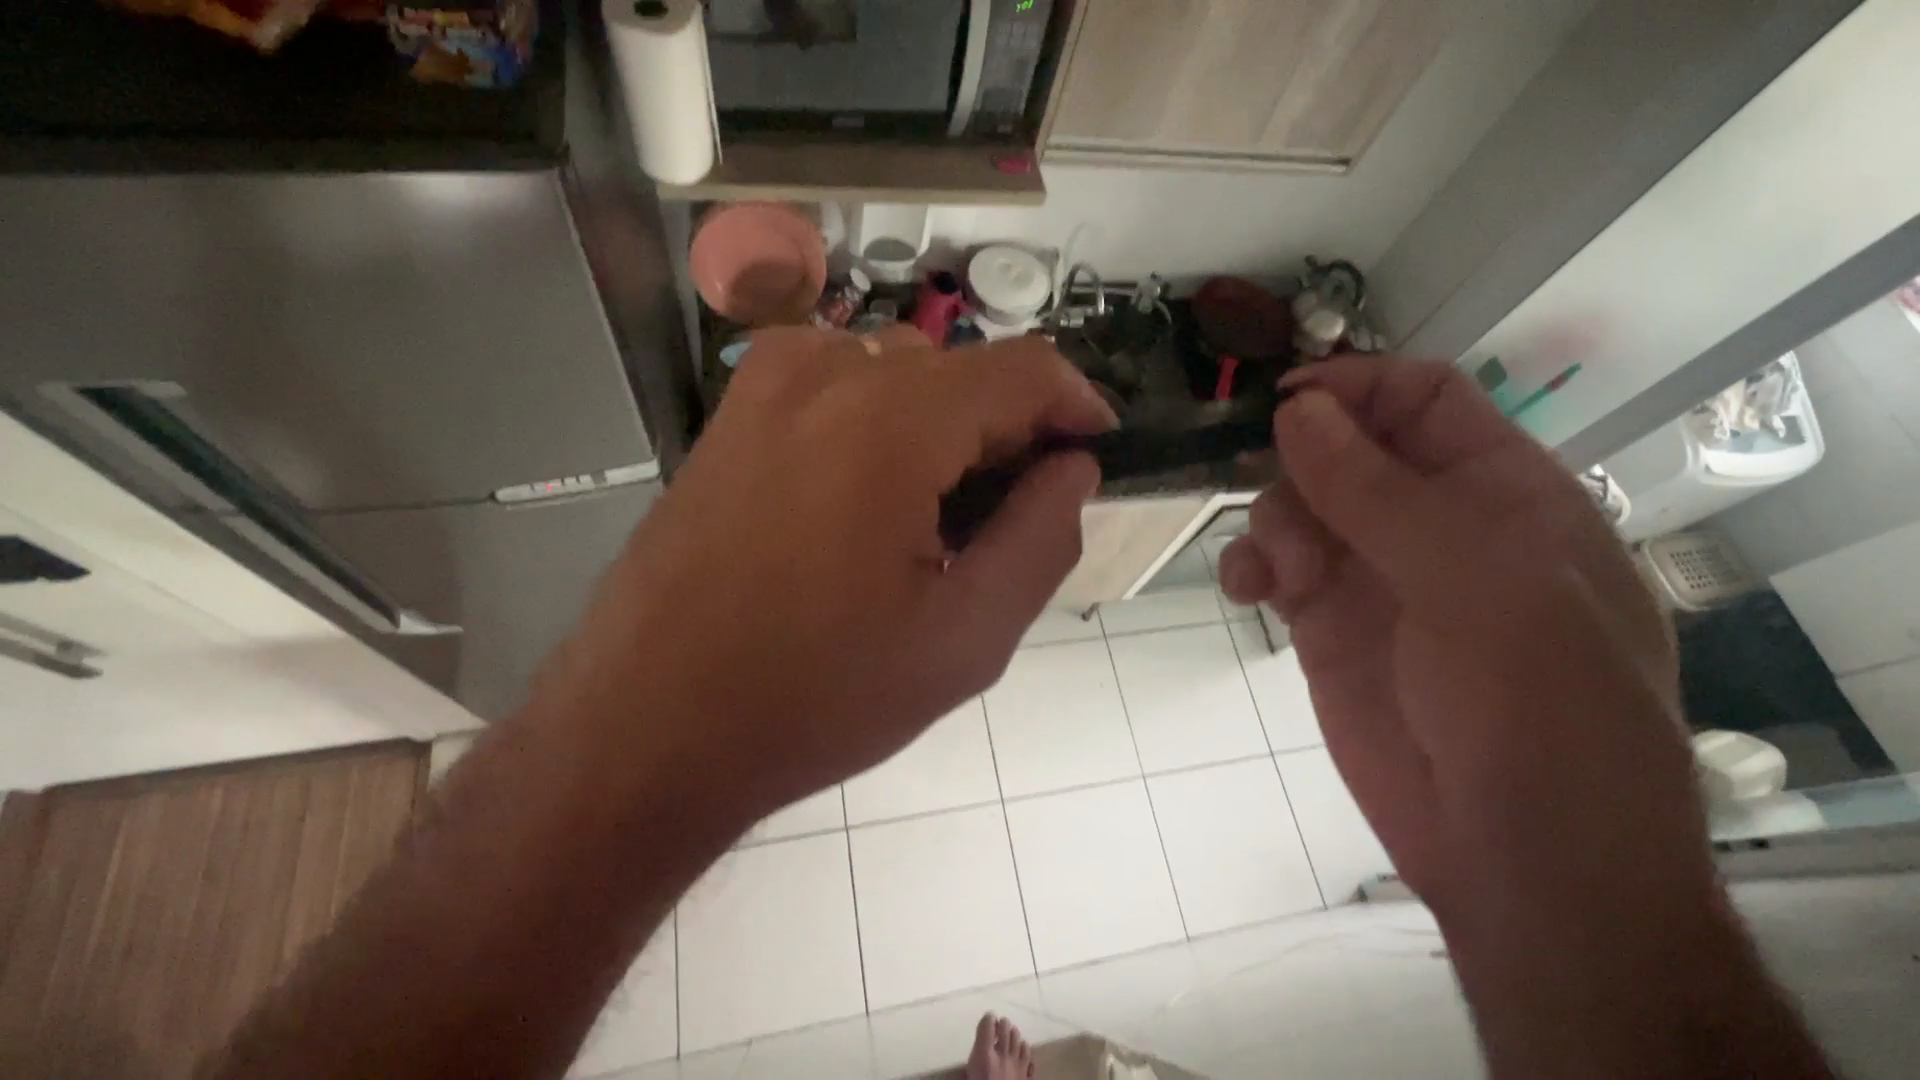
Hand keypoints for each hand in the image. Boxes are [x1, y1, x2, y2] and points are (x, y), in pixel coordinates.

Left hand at [537, 327, 1114, 821]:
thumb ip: (1041, 539)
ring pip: (895, 375)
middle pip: (957, 369)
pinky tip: (864, 505)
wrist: (648, 728)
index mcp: (891, 421)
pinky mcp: (727, 420)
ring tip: (935, 522)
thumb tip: (1071, 470)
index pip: (1023, 369)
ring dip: (939, 428)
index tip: (1090, 457)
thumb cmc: (816, 696)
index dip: (1074, 406)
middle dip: (1004, 429)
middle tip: (1008, 518)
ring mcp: (762, 389)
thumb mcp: (964, 639)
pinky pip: (832, 390)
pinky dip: (876, 426)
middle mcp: (823, 374)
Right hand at [1217, 356, 1712, 929]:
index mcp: (1502, 493)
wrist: (1519, 854)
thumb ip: (1378, 492)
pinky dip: (1250, 565)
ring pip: (1300, 506)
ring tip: (1274, 572)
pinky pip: (1275, 568)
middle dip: (1300, 463)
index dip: (1357, 388)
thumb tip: (1296, 409)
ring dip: (1270, 519)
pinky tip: (1246, 590)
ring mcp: (1376, 578)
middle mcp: (1434, 525)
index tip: (1284, 401)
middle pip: (1345, 450)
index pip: (1423, 402)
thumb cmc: (1537, 707)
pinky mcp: (1327, 628)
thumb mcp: (1476, 584)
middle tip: (1280, 507)